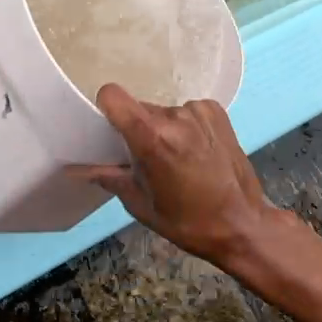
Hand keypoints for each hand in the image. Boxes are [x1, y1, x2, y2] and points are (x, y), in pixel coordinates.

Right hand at [69, 84, 287, 266]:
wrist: (243, 225)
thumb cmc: (188, 222)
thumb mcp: (141, 205)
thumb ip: (109, 177)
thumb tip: (77, 169)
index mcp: (152, 138)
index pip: (113, 96)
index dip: (107, 108)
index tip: (111, 127)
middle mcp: (175, 117)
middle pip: (140, 109)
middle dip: (138, 129)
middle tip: (149, 160)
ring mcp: (199, 111)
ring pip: (164, 112)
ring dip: (164, 129)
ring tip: (179, 160)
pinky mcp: (217, 111)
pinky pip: (187, 112)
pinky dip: (187, 127)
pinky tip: (198, 151)